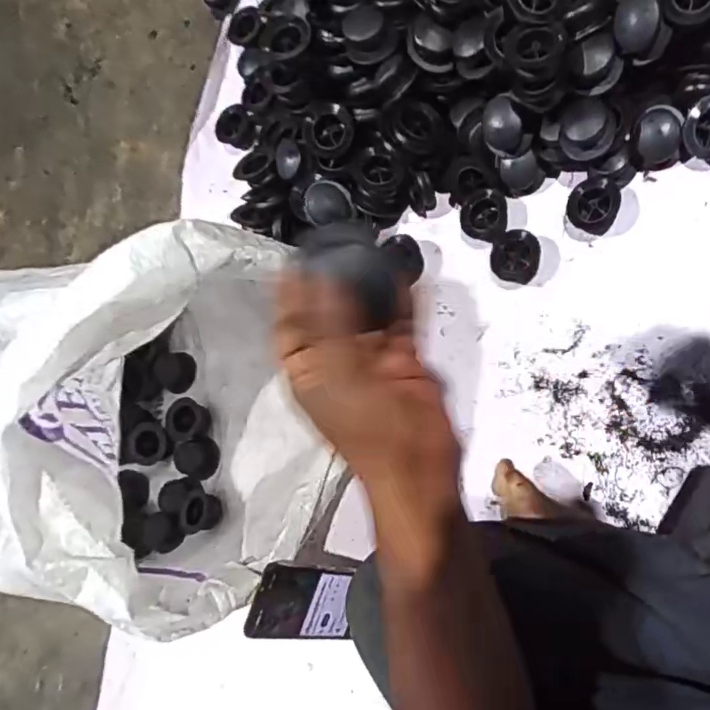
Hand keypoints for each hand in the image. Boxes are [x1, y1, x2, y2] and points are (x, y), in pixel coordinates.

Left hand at [273, 271, 459, 501]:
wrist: (418, 465)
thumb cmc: (369, 433)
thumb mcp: (335, 372)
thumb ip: (330, 321)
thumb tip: (323, 277)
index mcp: (307, 369)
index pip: (291, 321)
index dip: (291, 289)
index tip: (298, 255)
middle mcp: (337, 362)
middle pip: (331, 311)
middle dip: (335, 280)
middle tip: (340, 243)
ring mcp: (373, 362)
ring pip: (369, 314)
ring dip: (371, 286)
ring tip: (371, 249)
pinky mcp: (404, 363)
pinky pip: (402, 325)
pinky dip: (404, 302)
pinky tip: (403, 275)